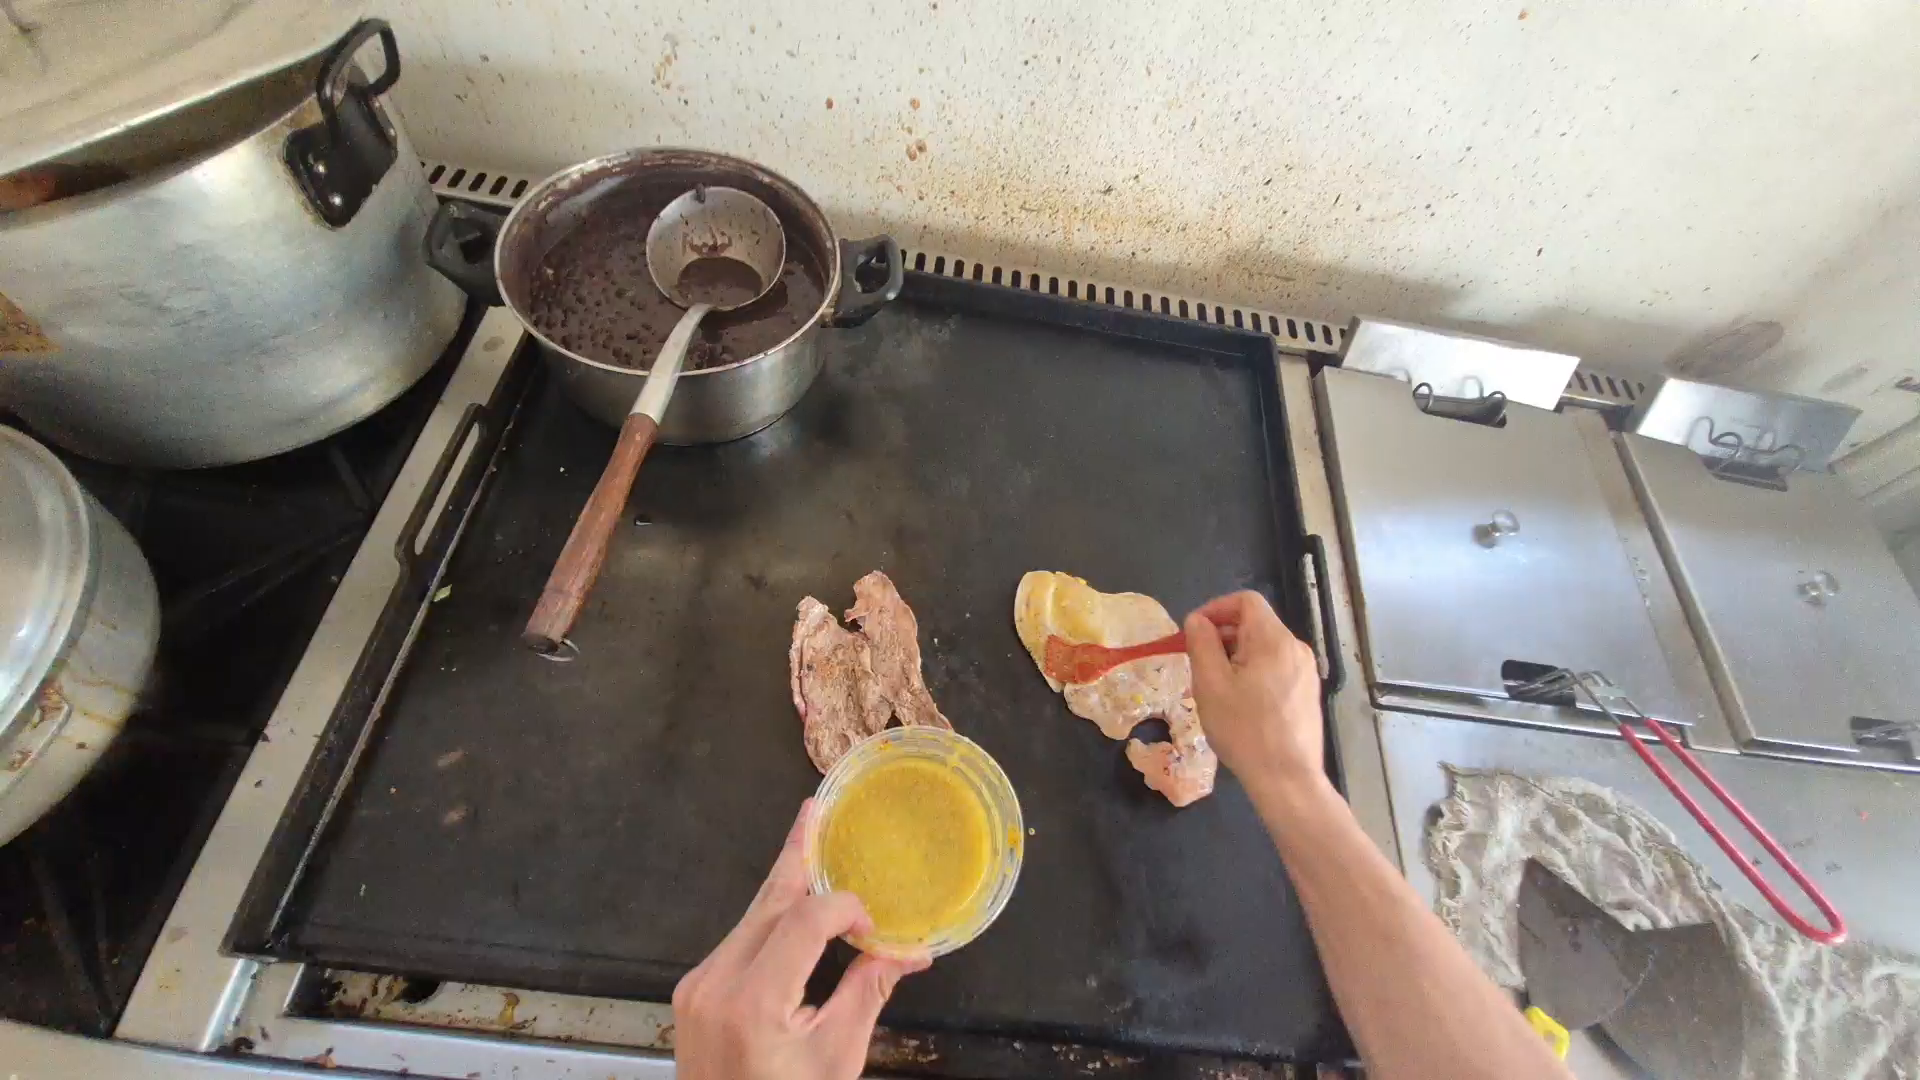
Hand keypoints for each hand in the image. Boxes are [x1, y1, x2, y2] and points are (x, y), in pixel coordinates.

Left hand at [673, 801, 928, 1079]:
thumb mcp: (836, 1060)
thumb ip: (868, 993)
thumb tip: (912, 951)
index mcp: (753, 1001)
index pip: (804, 920)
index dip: (843, 907)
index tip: (871, 925)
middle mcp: (716, 980)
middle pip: (768, 899)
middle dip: (797, 852)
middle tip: (814, 808)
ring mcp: (699, 983)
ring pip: (753, 913)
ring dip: (787, 881)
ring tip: (809, 837)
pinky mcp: (695, 988)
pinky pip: (741, 936)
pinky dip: (772, 914)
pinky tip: (792, 900)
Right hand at [1184, 591, 1325, 797]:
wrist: (1287, 779)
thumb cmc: (1244, 729)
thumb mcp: (1210, 683)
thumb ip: (1201, 643)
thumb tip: (1197, 620)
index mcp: (1274, 640)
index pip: (1246, 601)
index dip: (1216, 608)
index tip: (1194, 632)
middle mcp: (1296, 649)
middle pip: (1255, 623)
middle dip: (1222, 635)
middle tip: (1198, 663)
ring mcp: (1306, 672)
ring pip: (1264, 647)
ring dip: (1235, 656)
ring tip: (1216, 687)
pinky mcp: (1307, 693)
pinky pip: (1275, 667)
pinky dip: (1252, 672)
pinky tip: (1239, 703)